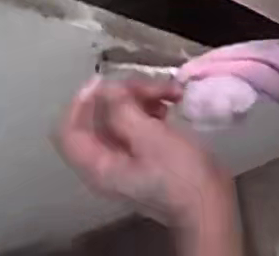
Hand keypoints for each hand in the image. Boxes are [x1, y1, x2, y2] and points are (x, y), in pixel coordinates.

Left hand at [55, 78, 233, 233]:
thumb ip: (123, 111)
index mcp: (100, 165)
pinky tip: (173, 101)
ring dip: (145, 97)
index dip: (81, 102)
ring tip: (172, 92)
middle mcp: (108, 162)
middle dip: (125, 94)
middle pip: (101, 118)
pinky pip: (140, 121)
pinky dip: (153, 107)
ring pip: (124, 115)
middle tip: (154, 85)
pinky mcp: (147, 151)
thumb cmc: (178, 171)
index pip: (70, 132)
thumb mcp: (150, 137)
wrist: (208, 200)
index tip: (105, 79)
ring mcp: (128, 157)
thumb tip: (106, 88)